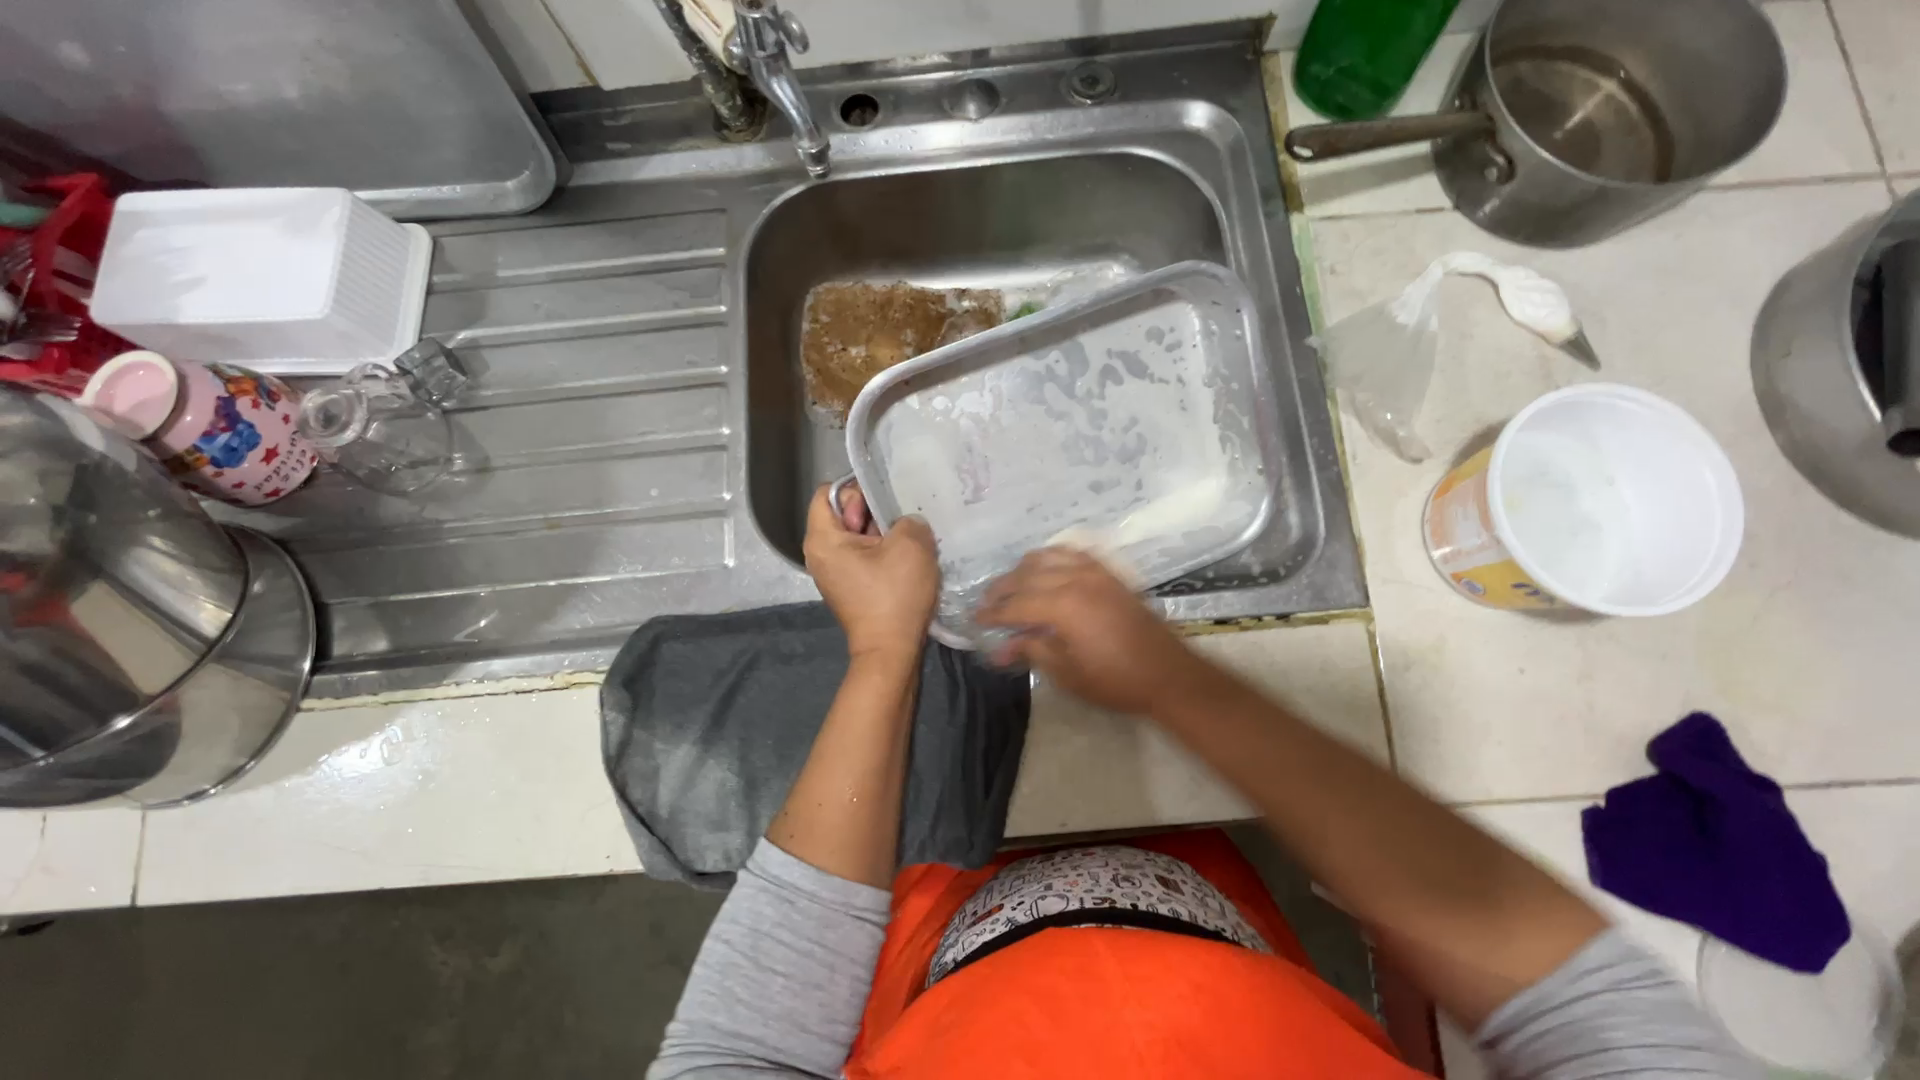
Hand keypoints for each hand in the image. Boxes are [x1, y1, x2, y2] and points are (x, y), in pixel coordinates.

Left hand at [803, 482, 939, 662]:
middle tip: (902, 521)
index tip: (884, 501)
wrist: (892, 651)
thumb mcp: (910, 544)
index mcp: (822, 539)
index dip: (857, 489)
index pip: (828, 492)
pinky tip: (907, 560)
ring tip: (909, 540)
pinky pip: (864, 557)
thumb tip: (904, 523)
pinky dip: (884, 554)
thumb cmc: (895, 595)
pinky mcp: (851, 587)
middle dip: (873, 512)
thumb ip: (908, 519)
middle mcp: (820, 554)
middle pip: (843, 513)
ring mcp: (834, 573)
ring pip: (858, 536)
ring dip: (884, 534)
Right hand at [976, 548, 1215, 714]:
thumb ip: (1032, 650)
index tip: (975, 621)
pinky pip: (1074, 553)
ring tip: (1012, 585)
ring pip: (1047, 557)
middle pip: (1026, 575)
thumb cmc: (1115, 680)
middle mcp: (1075, 579)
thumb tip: (1000, 648)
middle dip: (1002, 589)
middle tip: (986, 603)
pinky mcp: (1110, 573)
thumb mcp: (1067, 672)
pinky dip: (1054, 557)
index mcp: (1062, 606)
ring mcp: (1095, 572)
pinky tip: (1046, 568)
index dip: (992, 613)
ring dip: (1024, 569)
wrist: (1168, 674)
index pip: (1015, 604)